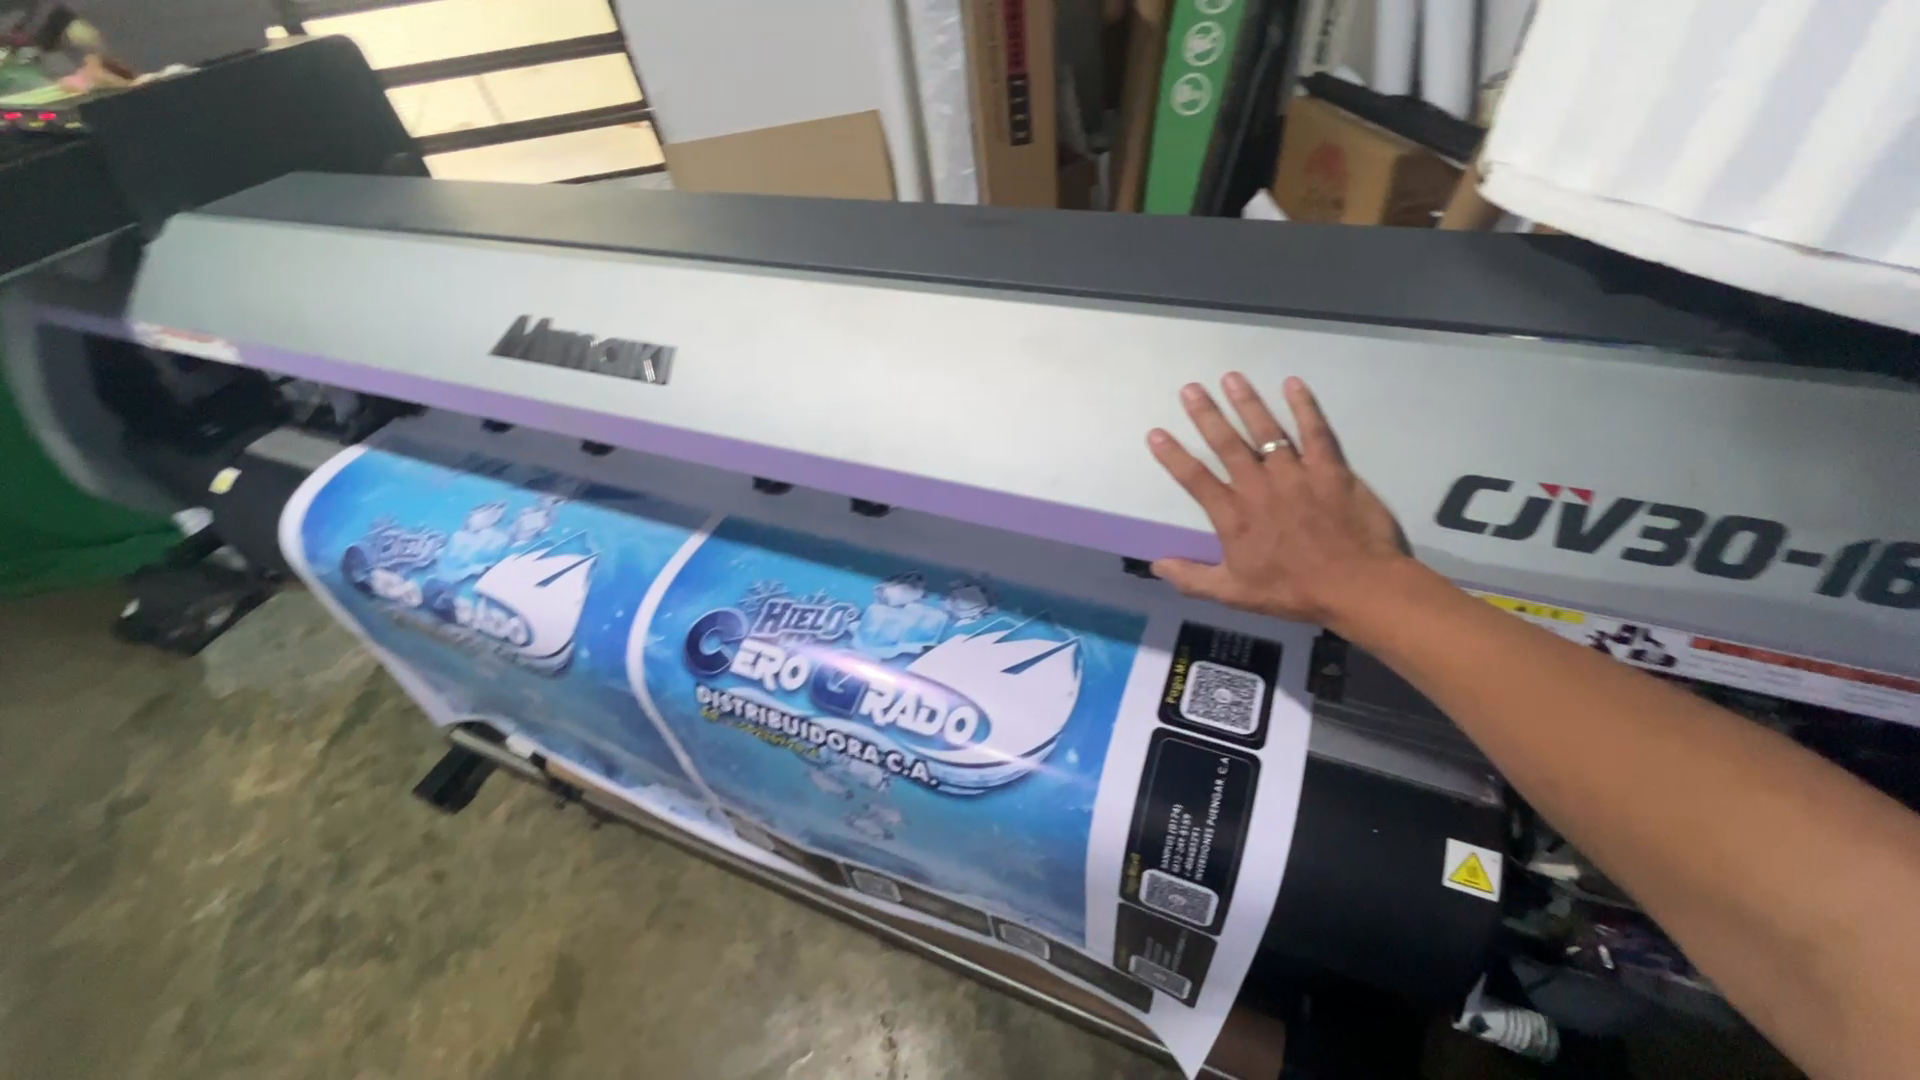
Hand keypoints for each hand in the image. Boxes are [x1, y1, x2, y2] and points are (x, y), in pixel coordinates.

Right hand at [1147, 374, 1410, 627]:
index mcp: (1234, 516)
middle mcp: (1259, 487)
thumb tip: (1155, 565)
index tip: (1155, 433)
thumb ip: (1192, 578)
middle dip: (1206, 415)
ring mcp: (1296, 474)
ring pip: (1266, 431)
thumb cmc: (1293, 591)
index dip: (1172, 456)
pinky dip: (1304, 406)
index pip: (1195, 479)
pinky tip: (1292, 384)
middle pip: (1227, 444)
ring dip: (1247, 403)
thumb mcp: (1234, 593)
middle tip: (1190, 388)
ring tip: (1231, 378)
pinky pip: (1315, 432)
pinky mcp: (1330, 470)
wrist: (1357, 585)